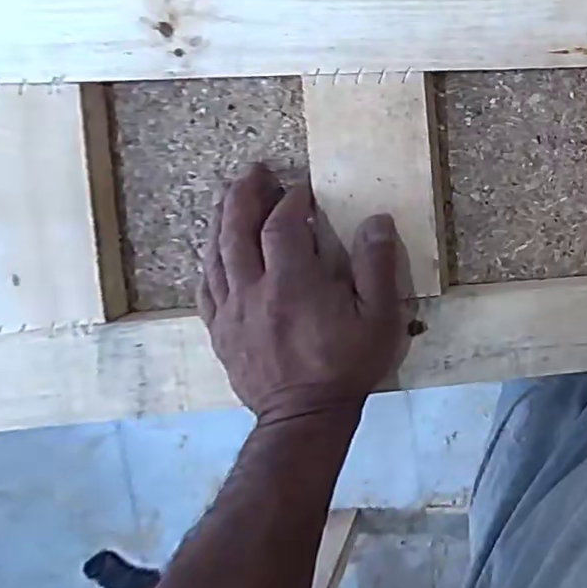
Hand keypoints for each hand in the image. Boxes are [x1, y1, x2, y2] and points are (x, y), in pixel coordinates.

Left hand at [198, 163, 405, 424]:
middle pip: (236, 235)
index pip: (283, 229)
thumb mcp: (380, 313)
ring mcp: (230, 312)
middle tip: (252, 171)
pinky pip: (205, 286)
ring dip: (221, 221)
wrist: (304, 415)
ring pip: (215, 257)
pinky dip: (209, 258)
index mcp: (293, 285)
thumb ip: (377, 264)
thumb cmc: (349, 361)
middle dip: (243, 198)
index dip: (291, 202)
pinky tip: (215, 247)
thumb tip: (376, 220)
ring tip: (230, 195)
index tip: (305, 188)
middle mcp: (253, 293)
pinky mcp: (220, 330)